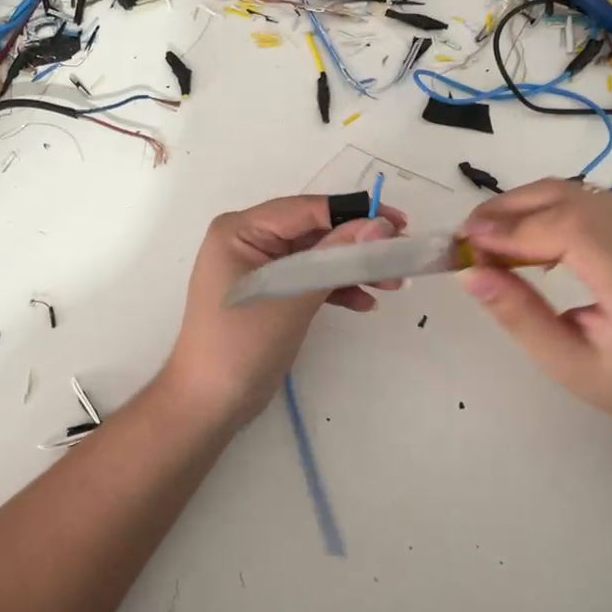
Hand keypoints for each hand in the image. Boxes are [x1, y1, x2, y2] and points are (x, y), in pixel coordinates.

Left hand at [162, 196, 406, 426]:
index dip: (353, 213)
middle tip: (401, 256)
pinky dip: (335, 288)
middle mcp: (247, 240)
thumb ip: (334, 257)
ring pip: (315, 255)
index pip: (305, 209)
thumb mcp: (292, 296)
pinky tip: (365, 303)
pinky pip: (308, 278)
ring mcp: (258, 267)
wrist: (209, 402)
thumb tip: (379, 225)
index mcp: (239, 229)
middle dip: (357, 244)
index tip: (398, 223)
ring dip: (352, 268)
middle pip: (313, 231)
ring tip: (393, 283)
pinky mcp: (269, 292)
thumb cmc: (242, 344)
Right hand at [454, 179, 611, 443]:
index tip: (465, 244)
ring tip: (491, 243)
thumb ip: (519, 316)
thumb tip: (469, 272)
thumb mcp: (569, 366)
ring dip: (521, 208)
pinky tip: (527, 241)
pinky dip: (544, 210)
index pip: (570, 231)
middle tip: (468, 240)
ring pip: (570, 192)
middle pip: (566, 199)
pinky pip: (583, 198)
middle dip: (506, 211)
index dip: (512, 229)